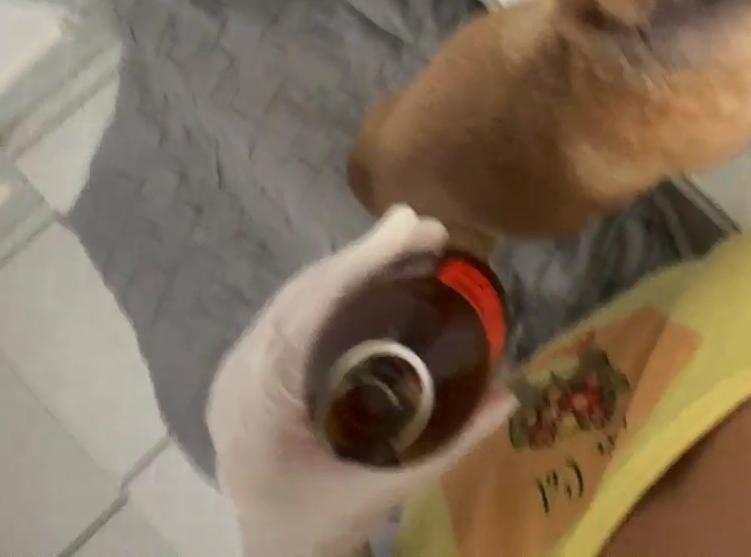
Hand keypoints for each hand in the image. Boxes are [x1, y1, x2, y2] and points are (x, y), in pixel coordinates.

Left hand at [207, 206, 515, 556]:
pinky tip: (376, 268)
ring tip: (411, 239)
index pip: (306, 313)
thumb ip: (449, 444)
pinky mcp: (254, 364)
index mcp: (257, 405)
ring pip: (300, 294)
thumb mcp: (386, 489)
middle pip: (303, 292)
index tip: (407, 226)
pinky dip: (339, 282)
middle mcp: (240, 375)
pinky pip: (297, 308)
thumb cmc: (322, 522)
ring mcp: (242, 367)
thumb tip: (510, 393)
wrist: (275, 552)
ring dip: (353, 262)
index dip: (357, 263)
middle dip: (365, 253)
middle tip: (427, 228)